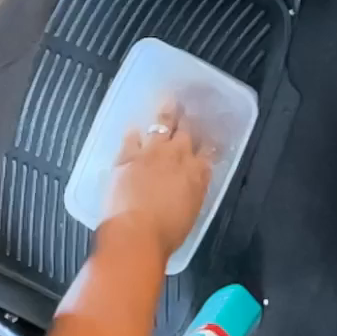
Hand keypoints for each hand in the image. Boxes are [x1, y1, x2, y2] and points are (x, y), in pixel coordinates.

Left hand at [100, 101, 212, 259]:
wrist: (134, 234)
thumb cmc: (166, 234)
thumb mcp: (190, 212)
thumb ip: (194, 190)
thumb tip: (195, 179)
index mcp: (197, 174)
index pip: (208, 151)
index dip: (209, 142)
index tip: (210, 135)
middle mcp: (176, 157)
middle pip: (186, 132)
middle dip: (189, 121)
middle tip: (190, 109)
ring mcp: (150, 153)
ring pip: (161, 124)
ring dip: (166, 113)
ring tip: (169, 101)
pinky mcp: (126, 156)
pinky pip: (131, 137)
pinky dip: (134, 134)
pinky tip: (134, 129)